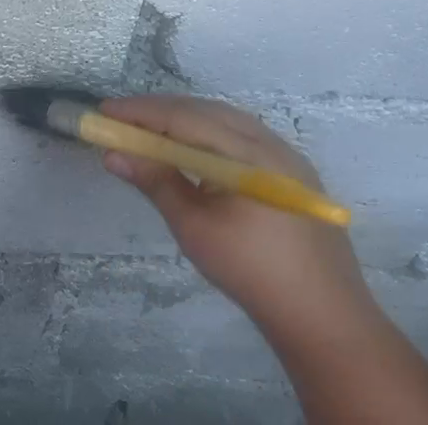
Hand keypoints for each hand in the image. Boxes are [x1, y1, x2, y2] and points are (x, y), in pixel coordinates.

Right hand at [99, 94, 371, 331]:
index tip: (104, 111)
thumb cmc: (251, 270)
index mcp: (251, 156)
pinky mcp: (293, 174)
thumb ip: (155, 181)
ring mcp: (289, 158)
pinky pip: (243, 136)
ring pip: (227, 120)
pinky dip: (208, 132)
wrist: (324, 317)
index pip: (185, 118)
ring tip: (149, 130)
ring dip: (185, 118)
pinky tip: (191, 148)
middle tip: (121, 119)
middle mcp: (273, 146)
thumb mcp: (193, 226)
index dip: (141, 111)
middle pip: (206, 111)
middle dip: (160, 110)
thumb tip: (111, 154)